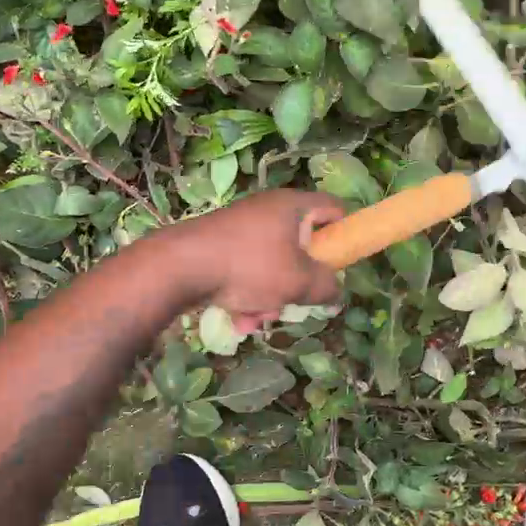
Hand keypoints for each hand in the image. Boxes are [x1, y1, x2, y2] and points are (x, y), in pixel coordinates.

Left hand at [162, 190, 346, 329]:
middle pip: (302, 245)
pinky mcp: (219, 244)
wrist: (179, 266)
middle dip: (300, 281)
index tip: (342, 264)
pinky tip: (238, 319)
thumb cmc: (249, 266)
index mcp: (293, 205)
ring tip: (257, 319)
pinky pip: (246, 270)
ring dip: (271, 296)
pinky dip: (246, 294)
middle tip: (297, 301)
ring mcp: (241, 226)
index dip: (346, 235)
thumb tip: (336, 291)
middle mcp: (268, 209)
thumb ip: (327, 286)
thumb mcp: (299, 282)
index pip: (335, 209)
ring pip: (272, 264)